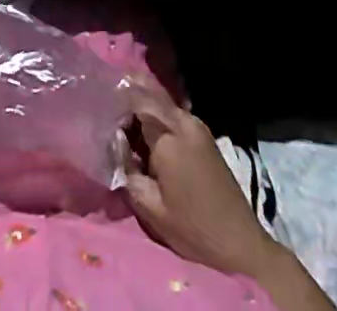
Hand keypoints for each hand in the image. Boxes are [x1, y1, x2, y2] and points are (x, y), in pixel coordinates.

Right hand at [122, 80, 277, 278]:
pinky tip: (142, 132)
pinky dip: (154, 117)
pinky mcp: (203, 136)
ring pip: (161, 102)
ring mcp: (197, 127)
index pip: (134, 99)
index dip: (114, 98)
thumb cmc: (192, 228)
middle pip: (149, 93)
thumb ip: (125, 168)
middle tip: (103, 106)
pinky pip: (172, 115)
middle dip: (126, 95)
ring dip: (140, 106)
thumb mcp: (149, 206)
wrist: (240, 244)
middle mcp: (184, 122)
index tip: (96, 103)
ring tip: (119, 119)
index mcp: (168, 136)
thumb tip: (113, 142)